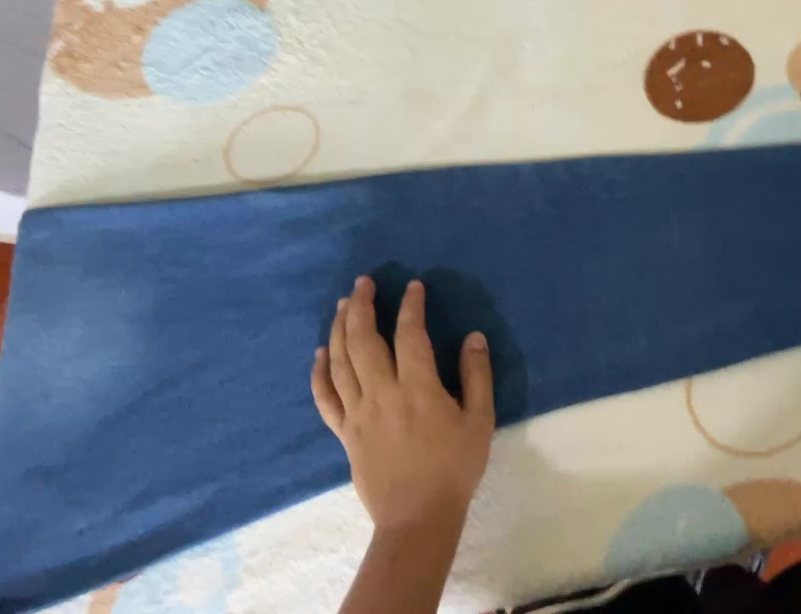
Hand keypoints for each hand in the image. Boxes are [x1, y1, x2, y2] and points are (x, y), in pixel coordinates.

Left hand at [312, 276, 493, 536]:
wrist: (417, 518)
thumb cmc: (455, 466)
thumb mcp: (480, 419)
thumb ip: (477, 375)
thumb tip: (473, 337)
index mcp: (418, 388)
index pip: (410, 335)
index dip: (411, 307)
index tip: (414, 286)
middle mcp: (382, 394)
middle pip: (364, 341)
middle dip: (362, 307)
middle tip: (363, 282)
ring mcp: (358, 414)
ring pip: (340, 362)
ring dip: (341, 329)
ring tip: (344, 304)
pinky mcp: (345, 433)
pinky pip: (325, 397)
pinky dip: (320, 372)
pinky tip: (321, 352)